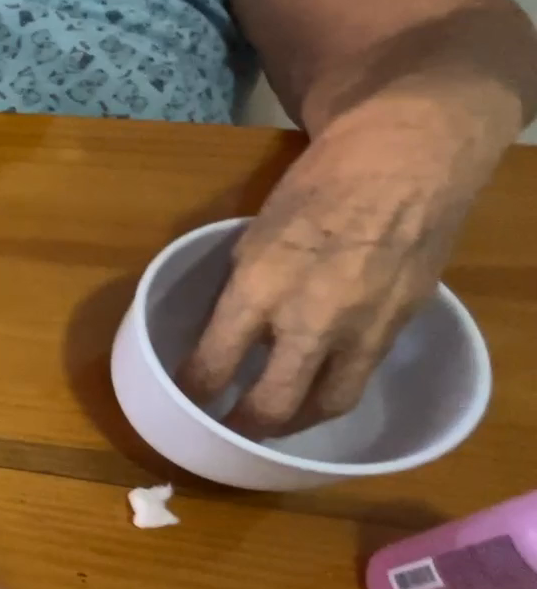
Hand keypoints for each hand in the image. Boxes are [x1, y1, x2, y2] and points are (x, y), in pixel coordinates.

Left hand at [178, 122, 470, 437]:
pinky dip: (334, 389)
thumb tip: (213, 337)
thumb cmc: (311, 192)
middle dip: (244, 426)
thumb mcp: (246, 245)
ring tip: (271, 425)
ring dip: (295, 422)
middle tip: (226, 431)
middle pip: (274, 403)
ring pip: (329, 401)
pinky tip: (314, 389)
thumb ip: (235, 297)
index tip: (182, 400)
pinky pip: (364, 372)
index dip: (192, 393)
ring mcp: (367, 324)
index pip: (211, 367)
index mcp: (259, 292)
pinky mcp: (405, 320)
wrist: (407, 156)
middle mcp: (313, 318)